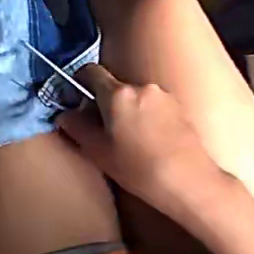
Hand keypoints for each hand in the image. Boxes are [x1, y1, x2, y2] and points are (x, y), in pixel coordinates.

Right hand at [55, 65, 230, 220]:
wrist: (188, 181)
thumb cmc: (140, 169)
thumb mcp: (99, 152)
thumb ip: (77, 128)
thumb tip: (65, 115)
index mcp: (118, 94)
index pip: (91, 72)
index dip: (79, 81)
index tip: (76, 96)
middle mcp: (142, 87)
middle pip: (115, 87)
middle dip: (105, 104)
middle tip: (101, 130)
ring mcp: (164, 96)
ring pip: (135, 97)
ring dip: (127, 111)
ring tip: (128, 141)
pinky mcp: (179, 108)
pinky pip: (153, 106)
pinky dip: (146, 117)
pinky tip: (148, 142)